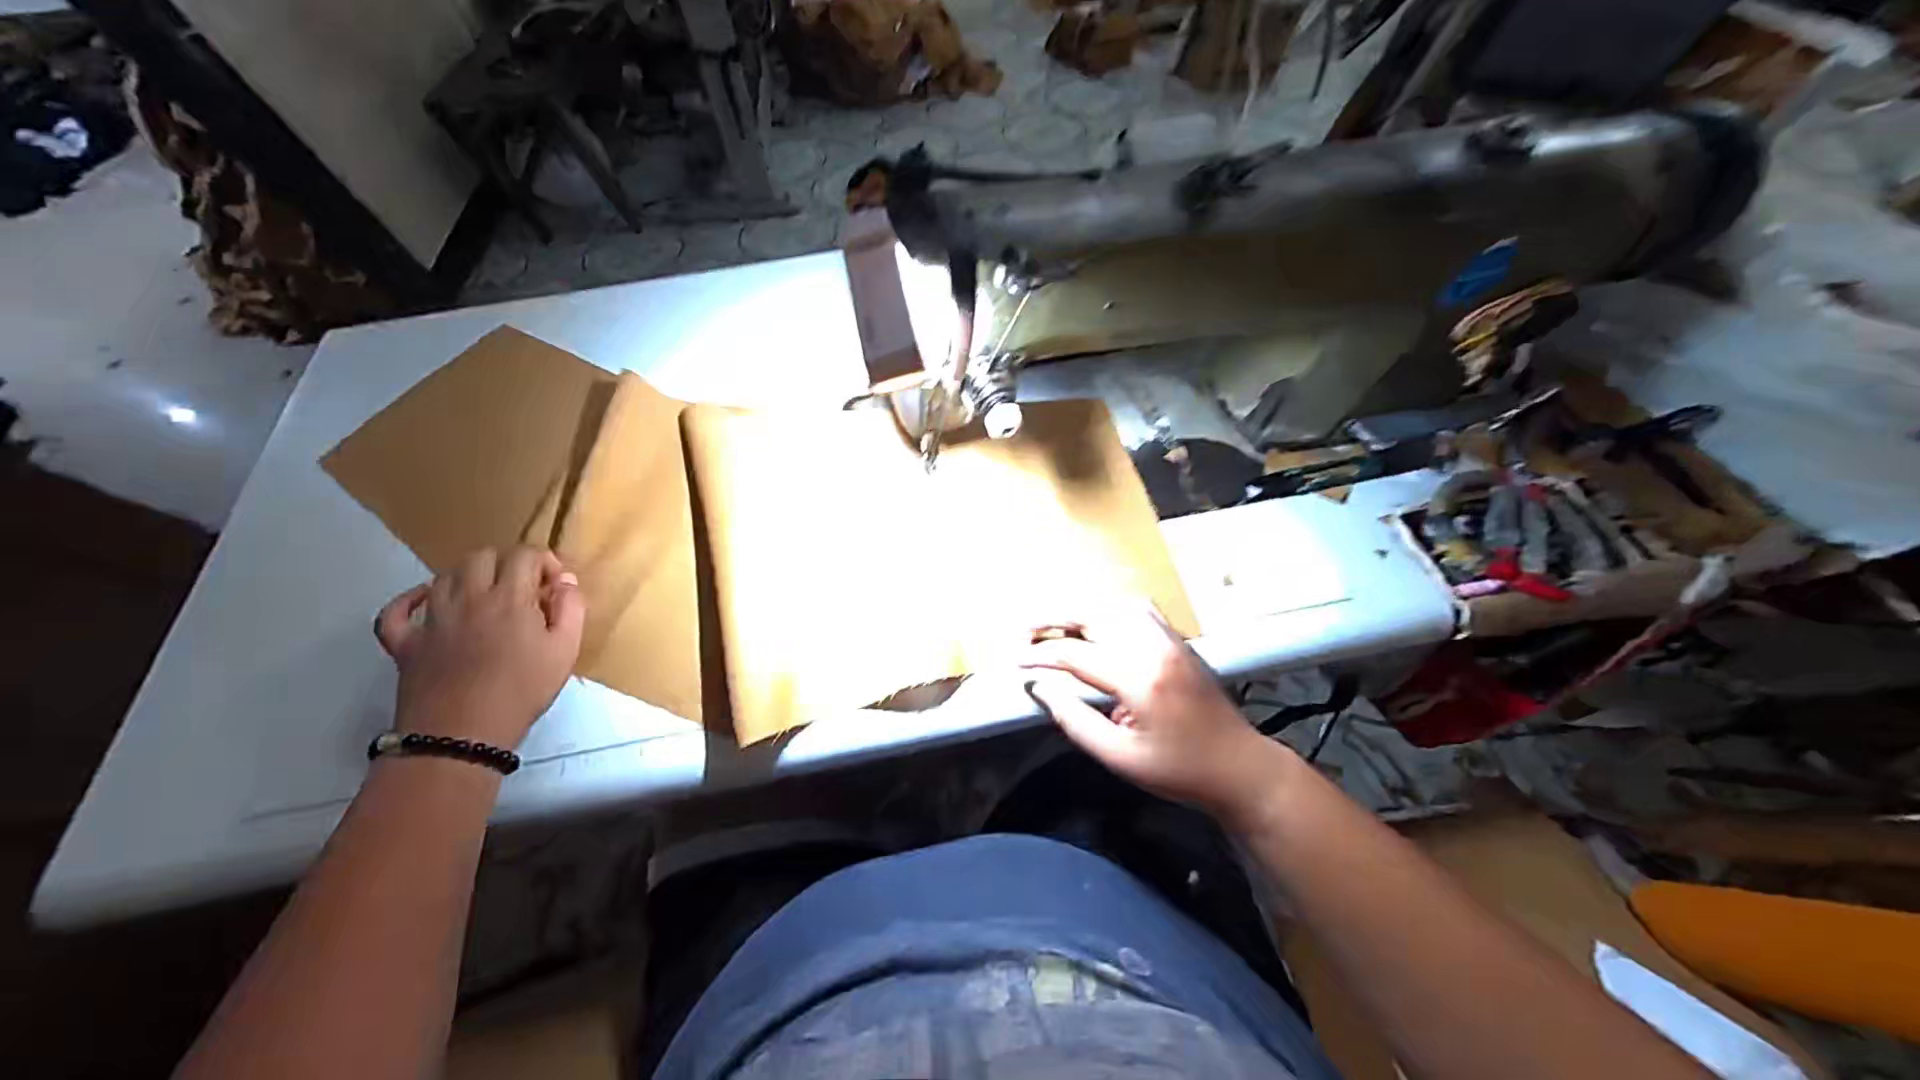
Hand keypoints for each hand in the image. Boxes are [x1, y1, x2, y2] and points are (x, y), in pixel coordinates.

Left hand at [374, 546, 585, 749]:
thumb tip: (565, 582)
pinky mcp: (405, 643)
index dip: (544, 561)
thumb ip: (571, 609)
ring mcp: (431, 619)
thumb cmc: (522, 691)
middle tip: (523, 589)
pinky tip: (426, 602)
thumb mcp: (565, 650)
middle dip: (506, 563)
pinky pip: (396, 611)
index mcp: (509, 597)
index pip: (524, 555)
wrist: (462, 735)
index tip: (555, 585)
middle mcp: (467, 598)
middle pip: (481, 557)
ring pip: (444, 577)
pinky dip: (409, 600)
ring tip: (486, 600)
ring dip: (469, 579)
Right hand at [1022, 604, 1297, 825]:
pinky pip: (1140, 609)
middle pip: (1094, 614)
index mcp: (1140, 679)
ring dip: (1081, 610)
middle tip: (1026, 632)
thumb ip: (1075, 721)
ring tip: (1055, 625)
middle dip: (1053, 619)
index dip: (1039, 656)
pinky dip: (1110, 608)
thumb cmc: (1179, 771)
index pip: (1075, 654)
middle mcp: (1155, 648)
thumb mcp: (1119, 758)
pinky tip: (1096, 622)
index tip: (1016, 662)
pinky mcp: (1180, 641)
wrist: (1241, 768)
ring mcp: (1171, 640)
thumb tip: (1042, 690)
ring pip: (1115, 605)